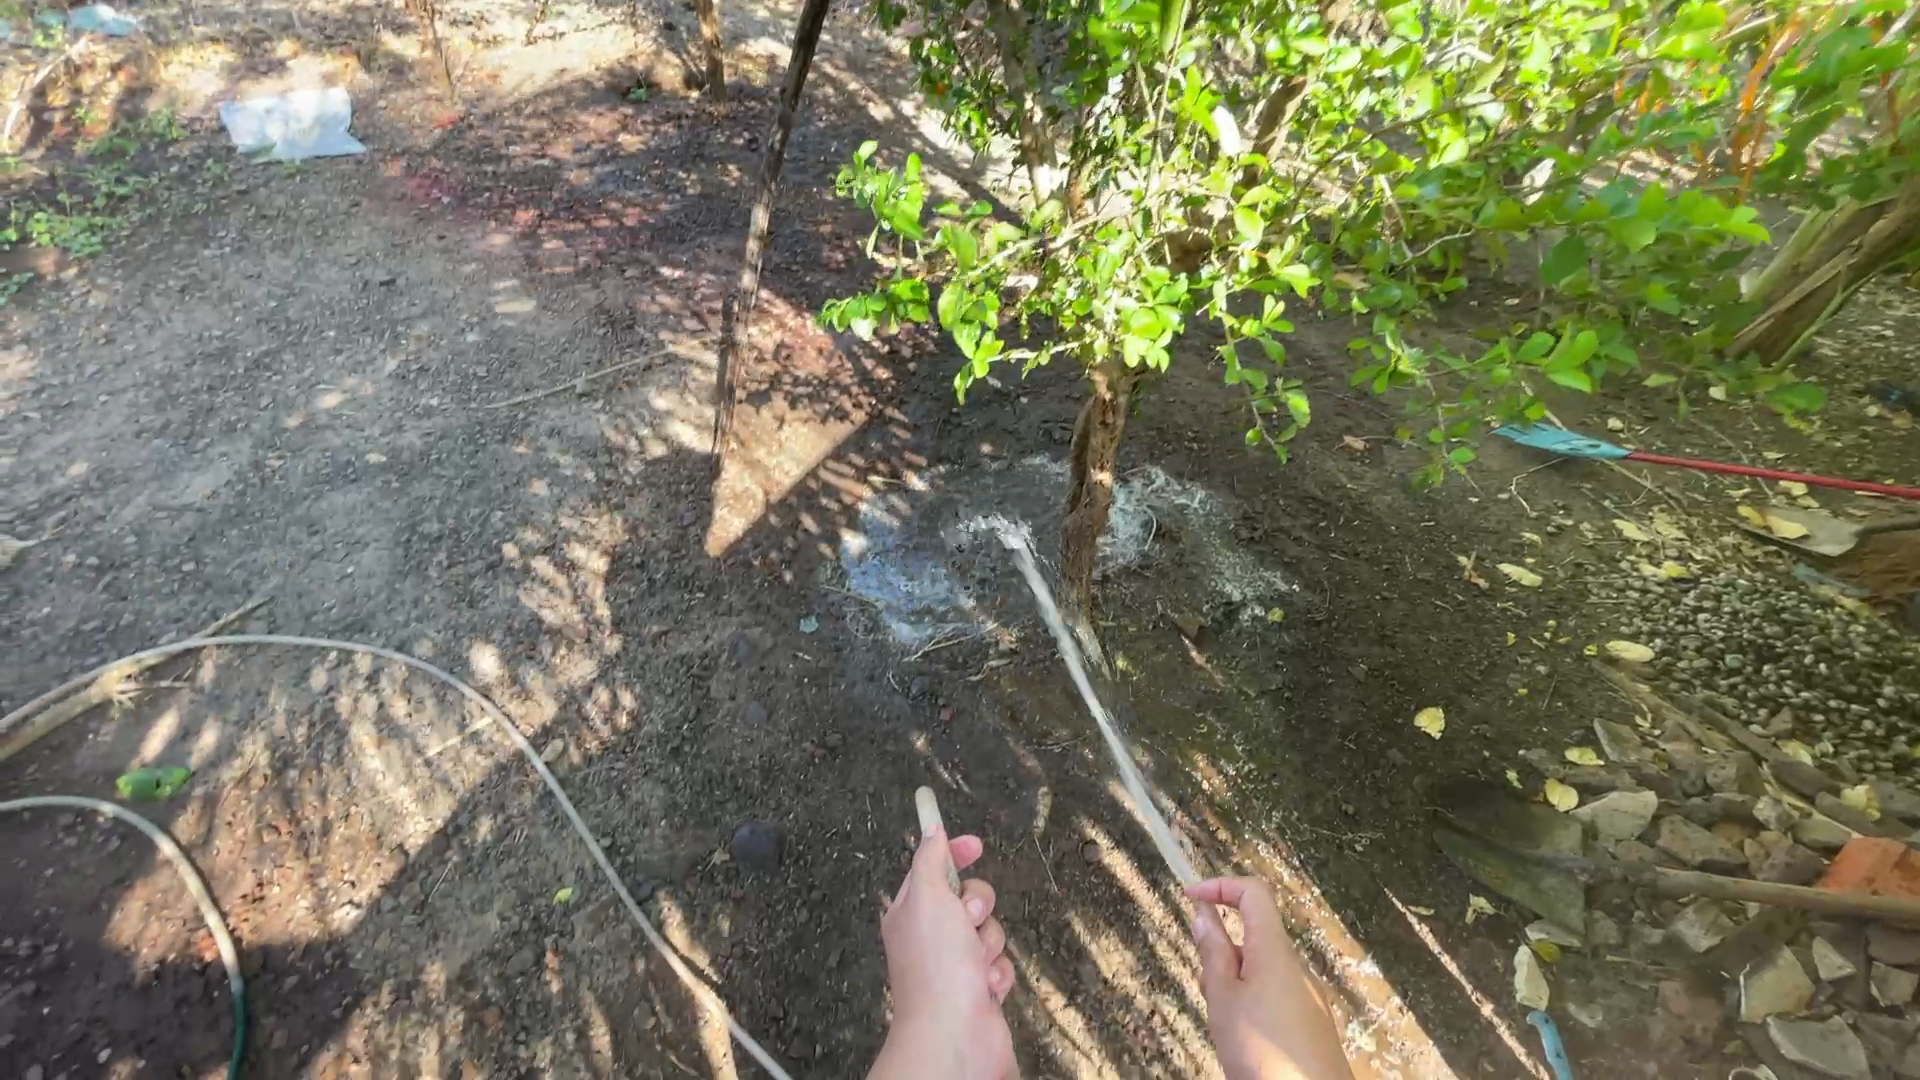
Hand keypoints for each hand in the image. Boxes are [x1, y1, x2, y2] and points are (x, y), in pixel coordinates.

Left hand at [868, 825, 1016, 1079]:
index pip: (931, 868)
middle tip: (969, 918)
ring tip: (977, 962)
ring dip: (989, 941)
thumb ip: (929, 857)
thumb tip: (932, 828)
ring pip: (989, 928)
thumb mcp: (926, 895)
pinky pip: (1000, 962)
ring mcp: (956, 963)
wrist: (954, 1037)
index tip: (975, 845)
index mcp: (910, 912)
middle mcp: (931, 936)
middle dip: (978, 904)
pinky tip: (986, 987)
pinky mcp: (979, 987)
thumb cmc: (936, 963)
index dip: (953, 852)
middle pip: (968, 896)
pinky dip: (997, 972)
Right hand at [1187, 877, 1353, 1079]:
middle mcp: (1297, 968)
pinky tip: (1246, 1045)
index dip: (1220, 885)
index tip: (1190, 899)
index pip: (1254, 892)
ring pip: (1262, 971)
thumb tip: (1204, 913)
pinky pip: (1276, 998)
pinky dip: (1253, 1005)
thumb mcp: (1223, 998)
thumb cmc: (1260, 1050)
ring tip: (1226, 1028)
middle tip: (1209, 994)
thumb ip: (1213, 952)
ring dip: (1235, 984)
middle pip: (1254, 937)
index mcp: (1276, 951)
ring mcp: (1310, 998)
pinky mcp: (1315, 1027)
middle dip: (1223, 954)